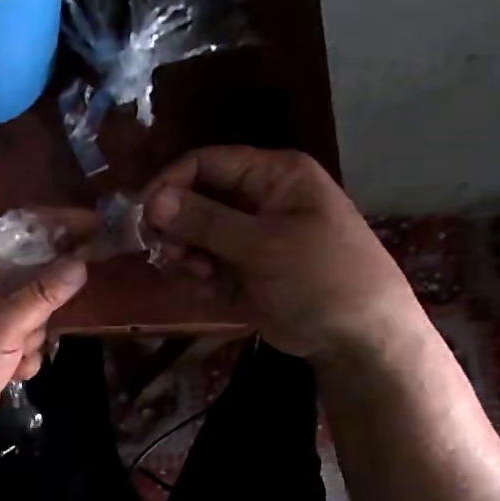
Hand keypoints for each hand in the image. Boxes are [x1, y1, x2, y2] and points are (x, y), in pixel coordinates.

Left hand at [0, 242, 87, 500]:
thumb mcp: (3, 329)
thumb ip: (42, 294)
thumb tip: (81, 261)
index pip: (21, 231)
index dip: (58, 226)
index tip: (95, 227)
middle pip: (33, 274)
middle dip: (41, 307)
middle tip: (42, 321)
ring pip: (35, 311)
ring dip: (33, 337)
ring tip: (13, 357)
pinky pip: (27, 337)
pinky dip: (26, 355)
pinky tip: (12, 372)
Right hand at [142, 147, 422, 358]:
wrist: (357, 337)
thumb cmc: (322, 276)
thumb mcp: (264, 245)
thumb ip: (206, 222)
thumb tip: (152, 201)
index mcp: (273, 176)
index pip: (207, 163)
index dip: (171, 184)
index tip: (142, 215)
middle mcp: (257, 200)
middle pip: (194, 200)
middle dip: (176, 228)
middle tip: (168, 255)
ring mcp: (248, 239)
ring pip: (194, 237)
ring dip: (185, 256)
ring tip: (198, 276)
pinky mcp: (241, 273)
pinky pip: (204, 267)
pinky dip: (198, 278)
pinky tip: (210, 292)